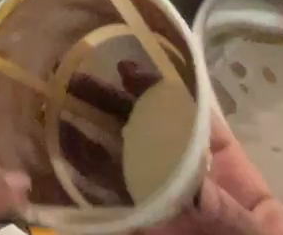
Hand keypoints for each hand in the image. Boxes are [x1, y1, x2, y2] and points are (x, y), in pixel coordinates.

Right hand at [71, 62, 282, 234]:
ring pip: (119, 165)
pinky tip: (55, 168)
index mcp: (230, 178)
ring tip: (53, 114)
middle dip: (111, 105)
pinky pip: (107, 209)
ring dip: (87, 139)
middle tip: (72, 79)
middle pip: (147, 134)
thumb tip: (190, 185)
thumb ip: (230, 217)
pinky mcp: (136, 230)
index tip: (127, 64)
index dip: (164, 88)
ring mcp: (160, 211)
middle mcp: (189, 185)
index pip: (197, 122)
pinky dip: (80, 190)